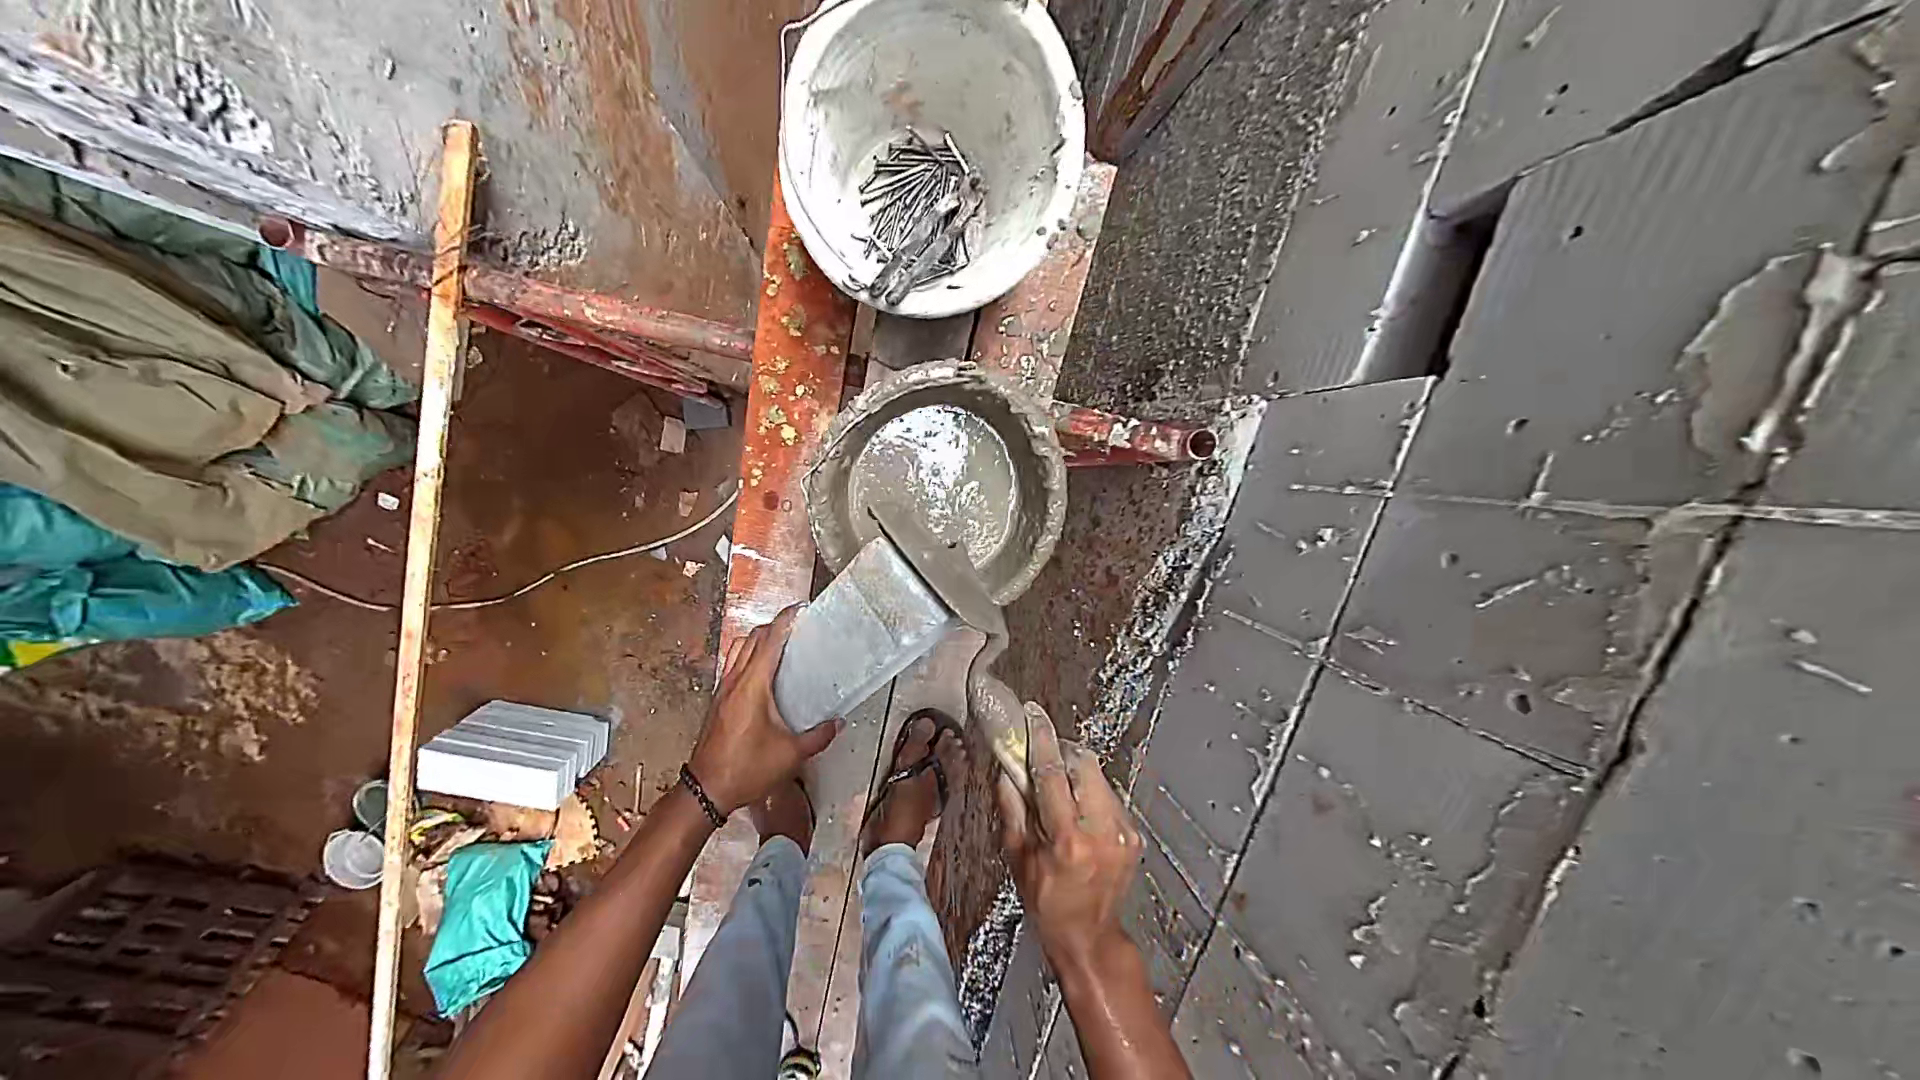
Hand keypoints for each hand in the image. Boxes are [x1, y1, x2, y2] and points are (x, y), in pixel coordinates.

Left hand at [687, 606, 839, 814]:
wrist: (706, 791)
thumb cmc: (746, 770)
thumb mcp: (791, 755)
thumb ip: (818, 737)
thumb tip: (836, 724)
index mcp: (753, 686)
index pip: (770, 641)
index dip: (786, 620)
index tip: (800, 609)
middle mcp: (735, 681)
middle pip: (752, 638)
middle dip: (774, 626)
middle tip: (797, 627)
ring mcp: (723, 690)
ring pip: (738, 649)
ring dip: (759, 640)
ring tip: (781, 645)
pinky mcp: (718, 701)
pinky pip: (734, 666)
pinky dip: (749, 658)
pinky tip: (765, 674)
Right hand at [996, 703, 1143, 976]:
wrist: (1089, 936)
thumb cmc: (1046, 902)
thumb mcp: (1017, 857)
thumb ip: (1012, 806)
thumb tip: (1007, 767)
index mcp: (1067, 839)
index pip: (1053, 773)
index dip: (1041, 738)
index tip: (1032, 713)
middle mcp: (1101, 832)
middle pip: (1084, 764)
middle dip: (1062, 750)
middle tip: (1043, 751)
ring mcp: (1123, 833)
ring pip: (1098, 775)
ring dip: (1075, 770)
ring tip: (1057, 786)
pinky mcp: (1134, 835)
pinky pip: (1108, 795)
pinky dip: (1088, 791)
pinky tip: (1075, 809)